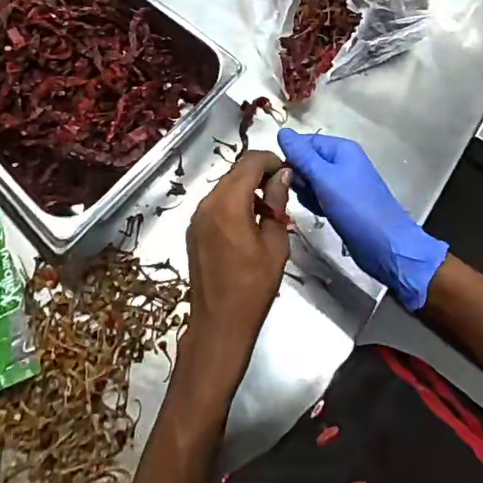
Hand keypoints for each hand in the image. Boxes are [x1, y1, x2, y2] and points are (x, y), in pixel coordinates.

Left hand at [186, 149, 291, 347]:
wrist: (219, 322)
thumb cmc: (253, 286)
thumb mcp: (275, 244)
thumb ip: (277, 204)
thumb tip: (282, 177)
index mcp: (227, 203)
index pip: (249, 162)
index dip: (271, 161)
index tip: (288, 173)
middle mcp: (206, 203)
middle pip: (234, 173)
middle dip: (260, 176)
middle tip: (283, 194)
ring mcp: (197, 216)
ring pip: (224, 188)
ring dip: (247, 191)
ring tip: (269, 213)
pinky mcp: (194, 229)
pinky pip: (215, 205)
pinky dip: (234, 205)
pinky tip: (249, 226)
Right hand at [276, 129, 448, 309]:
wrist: (387, 248)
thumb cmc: (357, 209)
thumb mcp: (324, 178)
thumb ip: (301, 155)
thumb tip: (282, 132)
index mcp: (341, 148)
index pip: (302, 142)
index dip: (291, 157)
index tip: (286, 175)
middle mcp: (342, 162)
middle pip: (304, 161)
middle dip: (299, 177)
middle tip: (306, 193)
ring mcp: (342, 183)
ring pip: (309, 180)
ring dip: (306, 193)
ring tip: (316, 205)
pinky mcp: (342, 202)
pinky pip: (318, 195)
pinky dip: (315, 203)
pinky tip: (321, 213)